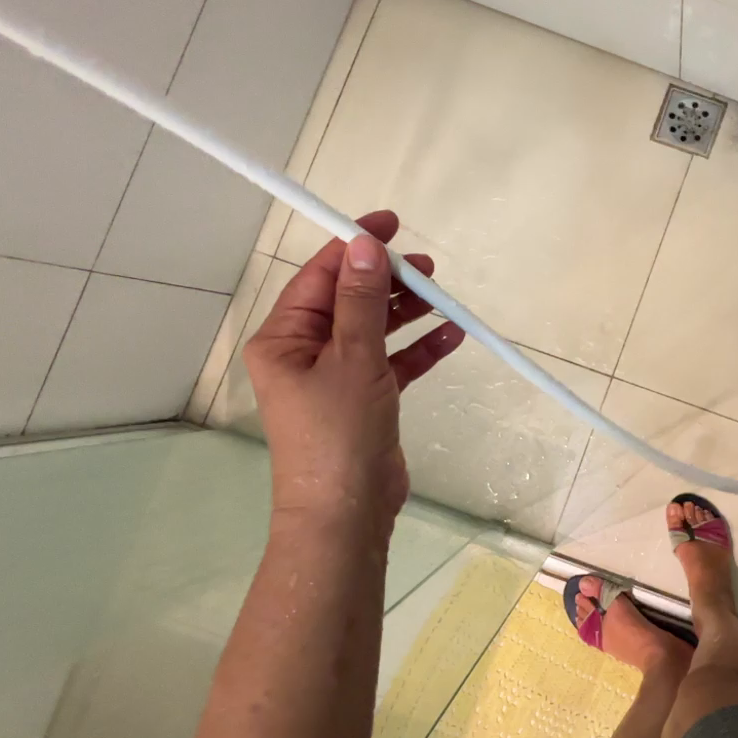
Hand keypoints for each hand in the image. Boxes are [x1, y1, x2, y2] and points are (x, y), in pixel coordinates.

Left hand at [244, 210, 463, 524]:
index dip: (354, 246)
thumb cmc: (339, 433)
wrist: (347, 513)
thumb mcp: (353, 359)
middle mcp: (306, 352)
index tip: (391, 223)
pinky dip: (420, 348)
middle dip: (389, 281)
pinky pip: (394, 361)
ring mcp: (337, 376)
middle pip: (350, 300)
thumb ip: (361, 301)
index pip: (320, 277)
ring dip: (409, 312)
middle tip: (428, 266)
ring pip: (375, 329)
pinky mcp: (366, 398)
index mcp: (285, 338)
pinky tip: (452, 335)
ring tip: (444, 295)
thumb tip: (364, 245)